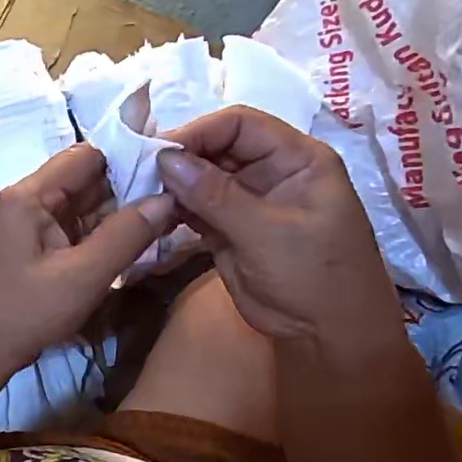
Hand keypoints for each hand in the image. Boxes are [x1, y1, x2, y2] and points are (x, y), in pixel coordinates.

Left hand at [0, 145, 176, 375]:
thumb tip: (168, 198)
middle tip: (183, 182)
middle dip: (132, 180)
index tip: (172, 155)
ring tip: (175, 203)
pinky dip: (108, 228)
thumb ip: (126, 235)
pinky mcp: (40, 244)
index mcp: (29, 196)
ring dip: (124, 206)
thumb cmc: (26, 313)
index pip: (85, 156)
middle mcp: (29, 200)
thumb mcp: (83, 276)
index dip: (129, 151)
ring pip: (87, 202)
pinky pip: (79, 226)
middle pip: (87, 177)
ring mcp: (33, 223)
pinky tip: (145, 229)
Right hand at [157, 107, 403, 345]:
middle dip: (177, 158)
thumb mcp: (268, 232)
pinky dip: (170, 209)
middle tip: (137, 173)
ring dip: (169, 184)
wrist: (325, 337)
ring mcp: (245, 201)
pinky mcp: (225, 227)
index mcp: (296, 159)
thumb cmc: (316, 277)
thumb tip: (165, 158)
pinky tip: (149, 214)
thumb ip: (216, 195)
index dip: (198, 132)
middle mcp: (269, 172)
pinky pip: (192, 207)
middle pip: (214, 148)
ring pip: (198, 177)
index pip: (240, 125)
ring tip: (137, 193)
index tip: (158, 152)